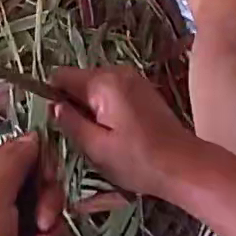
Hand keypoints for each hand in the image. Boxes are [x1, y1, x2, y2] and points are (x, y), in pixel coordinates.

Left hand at [0, 132, 64, 235]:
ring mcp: (12, 232)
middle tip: (41, 221)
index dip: (41, 163)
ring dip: (51, 235)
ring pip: (50, 217)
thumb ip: (13, 161)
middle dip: (49, 202)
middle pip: (42, 184)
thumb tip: (34, 135)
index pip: (24, 153)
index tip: (46, 178)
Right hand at [51, 66, 204, 198]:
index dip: (52, 96)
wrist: (183, 164)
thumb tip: (53, 105)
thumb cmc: (138, 160)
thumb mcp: (97, 147)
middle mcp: (117, 71)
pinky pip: (112, 89)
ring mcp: (132, 77)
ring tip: (97, 136)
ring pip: (95, 85)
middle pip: (79, 79)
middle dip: (73, 103)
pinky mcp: (141, 87)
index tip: (55, 122)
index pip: (62, 75)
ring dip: (89, 106)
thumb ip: (71, 123)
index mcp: (103, 82)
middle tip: (78, 135)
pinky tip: (114, 130)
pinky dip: (106, 105)